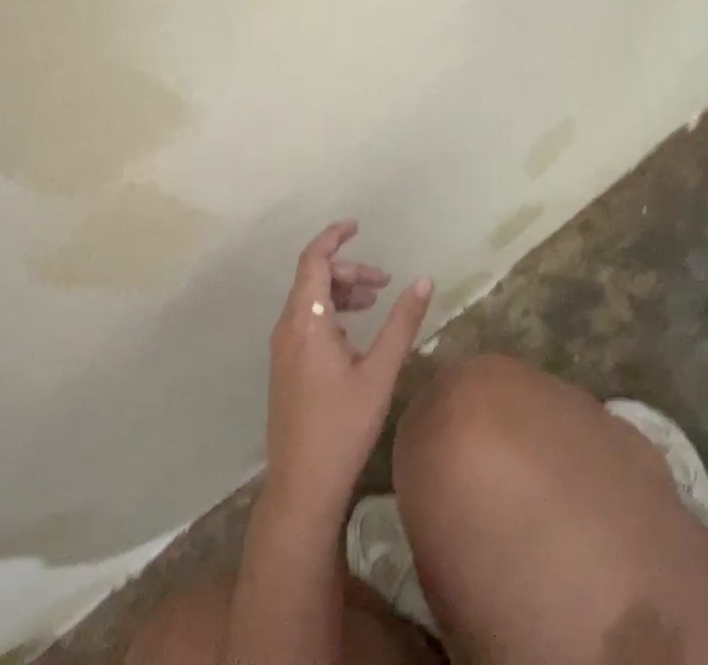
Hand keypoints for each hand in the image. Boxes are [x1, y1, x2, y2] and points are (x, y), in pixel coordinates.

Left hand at [263, 220, 432, 512]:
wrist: (303, 481)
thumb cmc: (343, 424)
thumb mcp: (381, 371)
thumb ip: (402, 323)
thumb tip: (424, 281)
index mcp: (306, 323)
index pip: (313, 262)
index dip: (333, 238)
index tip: (358, 225)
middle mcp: (287, 329)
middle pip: (313, 279)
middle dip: (349, 270)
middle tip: (386, 281)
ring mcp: (283, 350)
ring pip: (309, 302)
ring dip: (342, 292)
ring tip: (377, 301)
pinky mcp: (286, 367)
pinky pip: (306, 322)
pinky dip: (333, 313)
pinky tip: (356, 332)